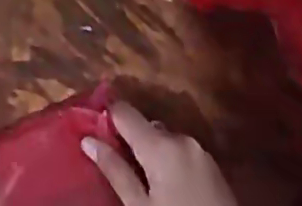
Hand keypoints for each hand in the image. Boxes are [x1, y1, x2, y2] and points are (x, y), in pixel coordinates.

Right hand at [83, 102, 238, 205]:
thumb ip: (115, 171)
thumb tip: (88, 140)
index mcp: (161, 145)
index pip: (125, 112)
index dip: (107, 116)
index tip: (92, 127)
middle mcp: (181, 138)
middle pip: (146, 127)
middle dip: (131, 142)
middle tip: (115, 165)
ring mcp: (200, 151)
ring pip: (165, 140)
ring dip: (151, 153)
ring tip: (141, 183)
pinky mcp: (213, 167)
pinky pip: (182, 153)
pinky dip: (169, 162)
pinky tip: (166, 189)